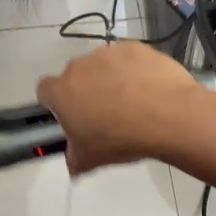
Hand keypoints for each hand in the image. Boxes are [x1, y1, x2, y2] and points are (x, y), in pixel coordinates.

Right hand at [37, 41, 208, 173]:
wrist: (171, 117)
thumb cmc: (122, 138)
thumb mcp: (92, 159)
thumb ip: (75, 160)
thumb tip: (74, 167)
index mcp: (61, 92)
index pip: (44, 91)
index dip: (55, 103)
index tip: (72, 115)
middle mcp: (78, 66)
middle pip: (75, 76)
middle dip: (86, 90)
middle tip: (106, 113)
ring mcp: (107, 53)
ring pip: (102, 65)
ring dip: (110, 79)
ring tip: (134, 102)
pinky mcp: (134, 47)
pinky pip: (128, 58)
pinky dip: (134, 69)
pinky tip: (150, 88)